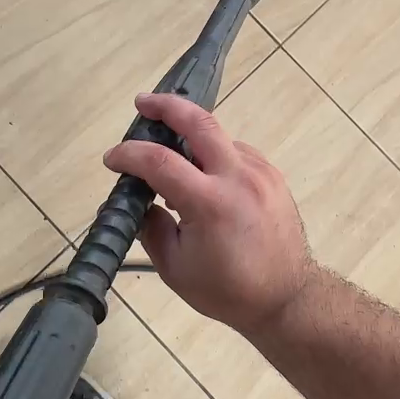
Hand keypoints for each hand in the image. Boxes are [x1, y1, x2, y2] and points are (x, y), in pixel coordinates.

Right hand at [102, 93, 318, 334]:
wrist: (287, 296)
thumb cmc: (228, 290)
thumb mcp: (175, 268)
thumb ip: (151, 227)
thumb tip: (138, 200)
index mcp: (210, 203)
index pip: (160, 162)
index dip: (130, 155)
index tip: (112, 159)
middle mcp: (237, 177)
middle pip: (199, 122)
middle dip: (167, 105)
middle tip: (143, 103)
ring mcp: (260, 172)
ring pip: (219, 136)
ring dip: (192, 136)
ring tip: (170, 152)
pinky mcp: (272, 174)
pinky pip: (236, 152)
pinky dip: (215, 155)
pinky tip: (204, 174)